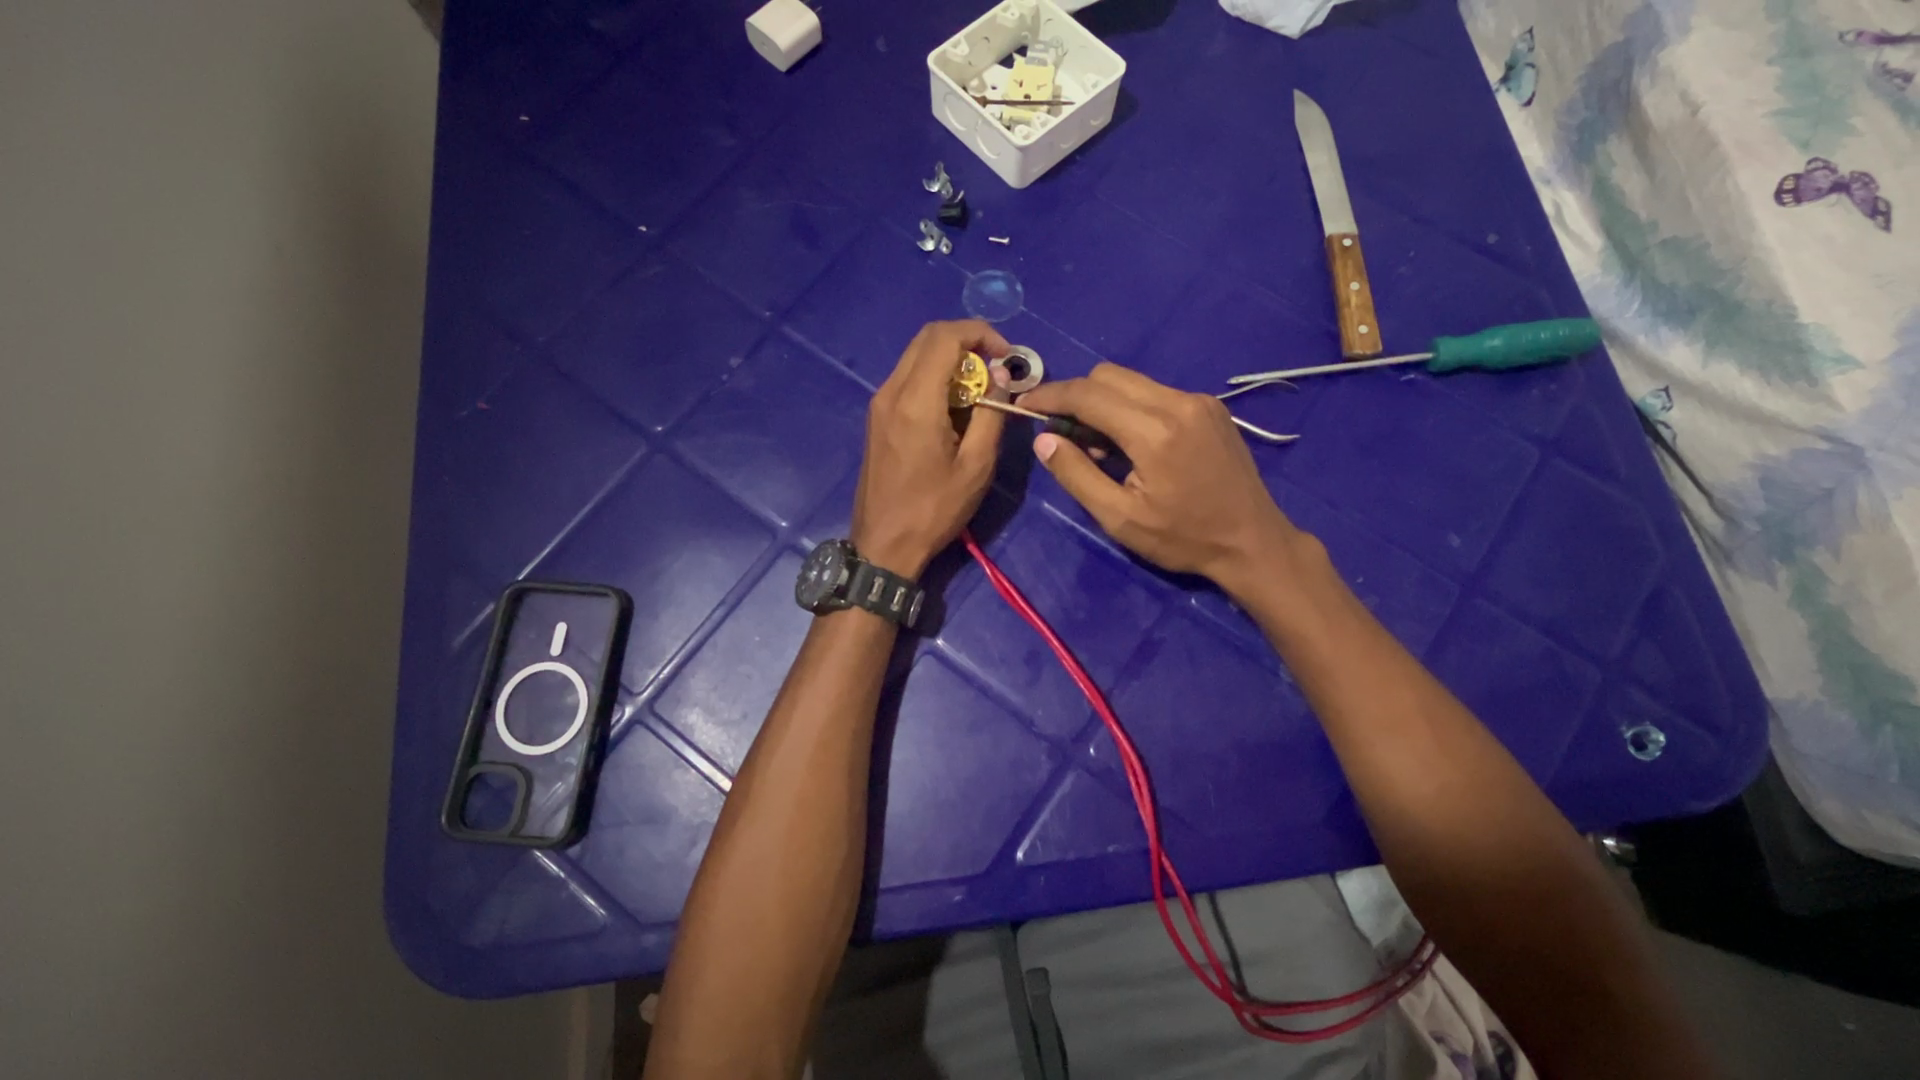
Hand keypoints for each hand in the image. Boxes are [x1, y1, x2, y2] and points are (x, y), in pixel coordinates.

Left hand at [849, 320, 1010, 578]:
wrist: (884, 545)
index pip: (944, 337)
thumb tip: (1001, 380)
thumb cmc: (934, 510)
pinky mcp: (878, 418)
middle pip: (927, 338)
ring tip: (981, 390)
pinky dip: (935, 378)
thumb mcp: (976, 466)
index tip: (1006, 355)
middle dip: (966, 341)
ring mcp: (879, 404)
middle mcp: (891, 392)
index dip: (980, 333)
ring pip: (916, 357)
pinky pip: (907, 378)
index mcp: (915, 401)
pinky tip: (956, 407)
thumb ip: (992, 414)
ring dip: (951, 360)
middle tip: (996, 368)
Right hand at [1017, 363, 1302, 594]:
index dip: (1051, 396)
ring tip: (1097, 446)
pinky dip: (1131, 407)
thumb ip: (1076, 474)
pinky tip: (1131, 444)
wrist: (1253, 542)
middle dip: (1076, 396)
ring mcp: (1198, 401)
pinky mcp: (1210, 407)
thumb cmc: (1182, 539)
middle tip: (1062, 434)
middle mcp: (1178, 402)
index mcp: (1154, 431)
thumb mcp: (1120, 518)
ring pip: (1133, 381)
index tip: (1026, 404)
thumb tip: (1044, 439)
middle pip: (1108, 375)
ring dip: (1104, 402)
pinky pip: (1156, 392)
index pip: (1088, 395)